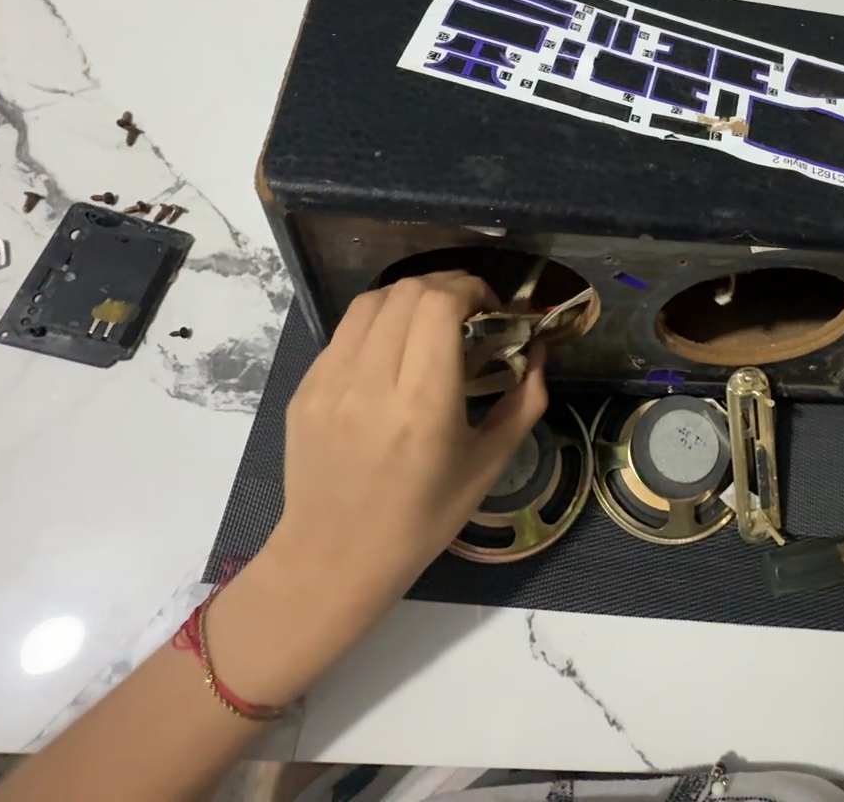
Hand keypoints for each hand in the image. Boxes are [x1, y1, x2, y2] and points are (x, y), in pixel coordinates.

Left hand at [271, 271, 549, 602]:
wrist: (336, 557)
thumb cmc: (424, 517)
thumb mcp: (489, 465)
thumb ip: (524, 402)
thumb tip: (537, 351)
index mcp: (422, 405)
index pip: (437, 305)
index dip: (469, 288)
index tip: (490, 308)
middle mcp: (370, 384)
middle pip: (407, 292)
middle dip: (446, 287)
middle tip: (468, 311)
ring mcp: (329, 383)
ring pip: (371, 301)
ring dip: (410, 297)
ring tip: (431, 320)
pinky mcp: (306, 388)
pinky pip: (346, 332)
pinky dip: (380, 323)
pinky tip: (395, 350)